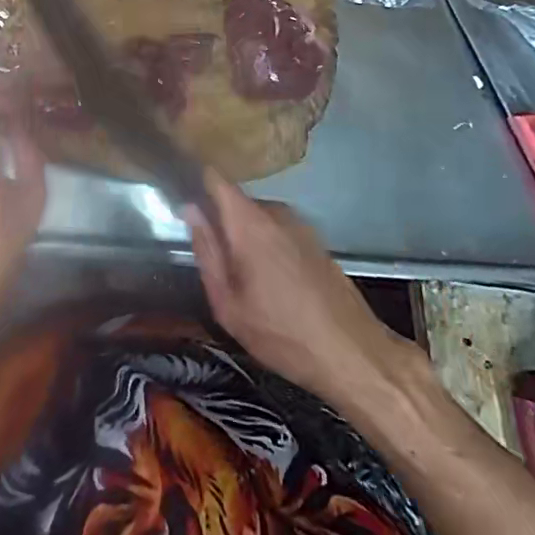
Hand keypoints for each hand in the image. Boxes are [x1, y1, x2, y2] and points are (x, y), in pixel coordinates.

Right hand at [188, 179, 417, 404]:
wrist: (357, 359)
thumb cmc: (282, 334)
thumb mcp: (227, 302)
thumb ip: (206, 251)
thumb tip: (190, 210)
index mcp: (250, 224)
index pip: (216, 178)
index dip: (195, 176)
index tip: (178, 186)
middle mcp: (277, 215)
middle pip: (235, 199)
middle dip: (216, 213)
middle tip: (201, 244)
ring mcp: (302, 227)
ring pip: (258, 216)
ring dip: (242, 230)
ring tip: (234, 267)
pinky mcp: (318, 243)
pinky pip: (278, 229)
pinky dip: (265, 241)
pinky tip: (266, 277)